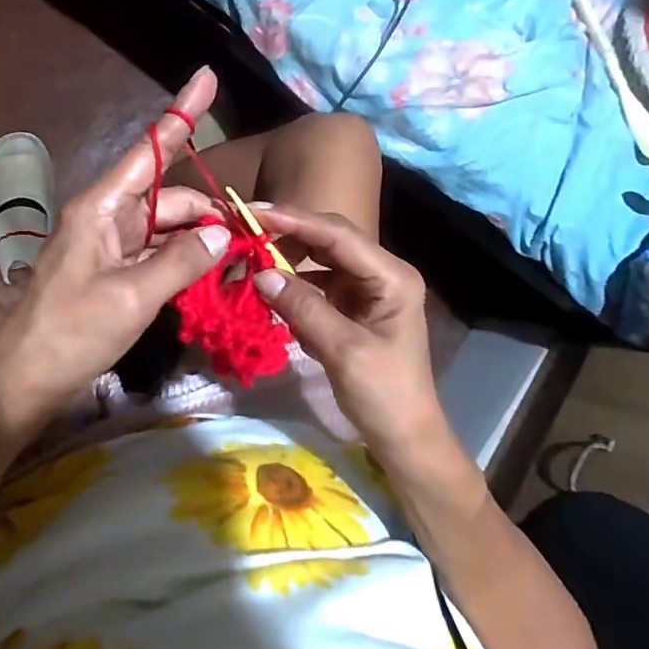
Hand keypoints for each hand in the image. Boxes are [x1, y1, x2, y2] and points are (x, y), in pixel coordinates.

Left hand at [0, 67, 229, 411]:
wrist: (26, 378)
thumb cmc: (72, 331)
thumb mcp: (133, 296)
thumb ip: (181, 261)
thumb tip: (223, 232)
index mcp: (101, 207)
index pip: (149, 150)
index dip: (181, 113)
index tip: (206, 76)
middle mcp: (106, 216)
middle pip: (167, 195)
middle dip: (206, 208)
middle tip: (249, 232)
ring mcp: (110, 244)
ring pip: (166, 226)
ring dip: (198, 237)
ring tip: (237, 257)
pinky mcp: (114, 270)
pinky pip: (157, 251)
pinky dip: (183, 258)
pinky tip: (210, 271)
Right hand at [248, 205, 452, 458]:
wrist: (404, 436)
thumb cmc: (384, 393)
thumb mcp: (343, 350)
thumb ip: (303, 307)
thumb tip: (261, 273)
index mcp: (391, 276)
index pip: (338, 235)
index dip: (295, 220)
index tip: (254, 212)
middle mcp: (380, 272)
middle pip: (328, 239)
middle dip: (287, 234)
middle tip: (245, 231)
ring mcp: (366, 288)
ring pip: (319, 258)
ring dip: (286, 258)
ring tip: (250, 260)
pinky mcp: (351, 305)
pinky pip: (316, 282)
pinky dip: (292, 283)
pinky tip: (269, 288)